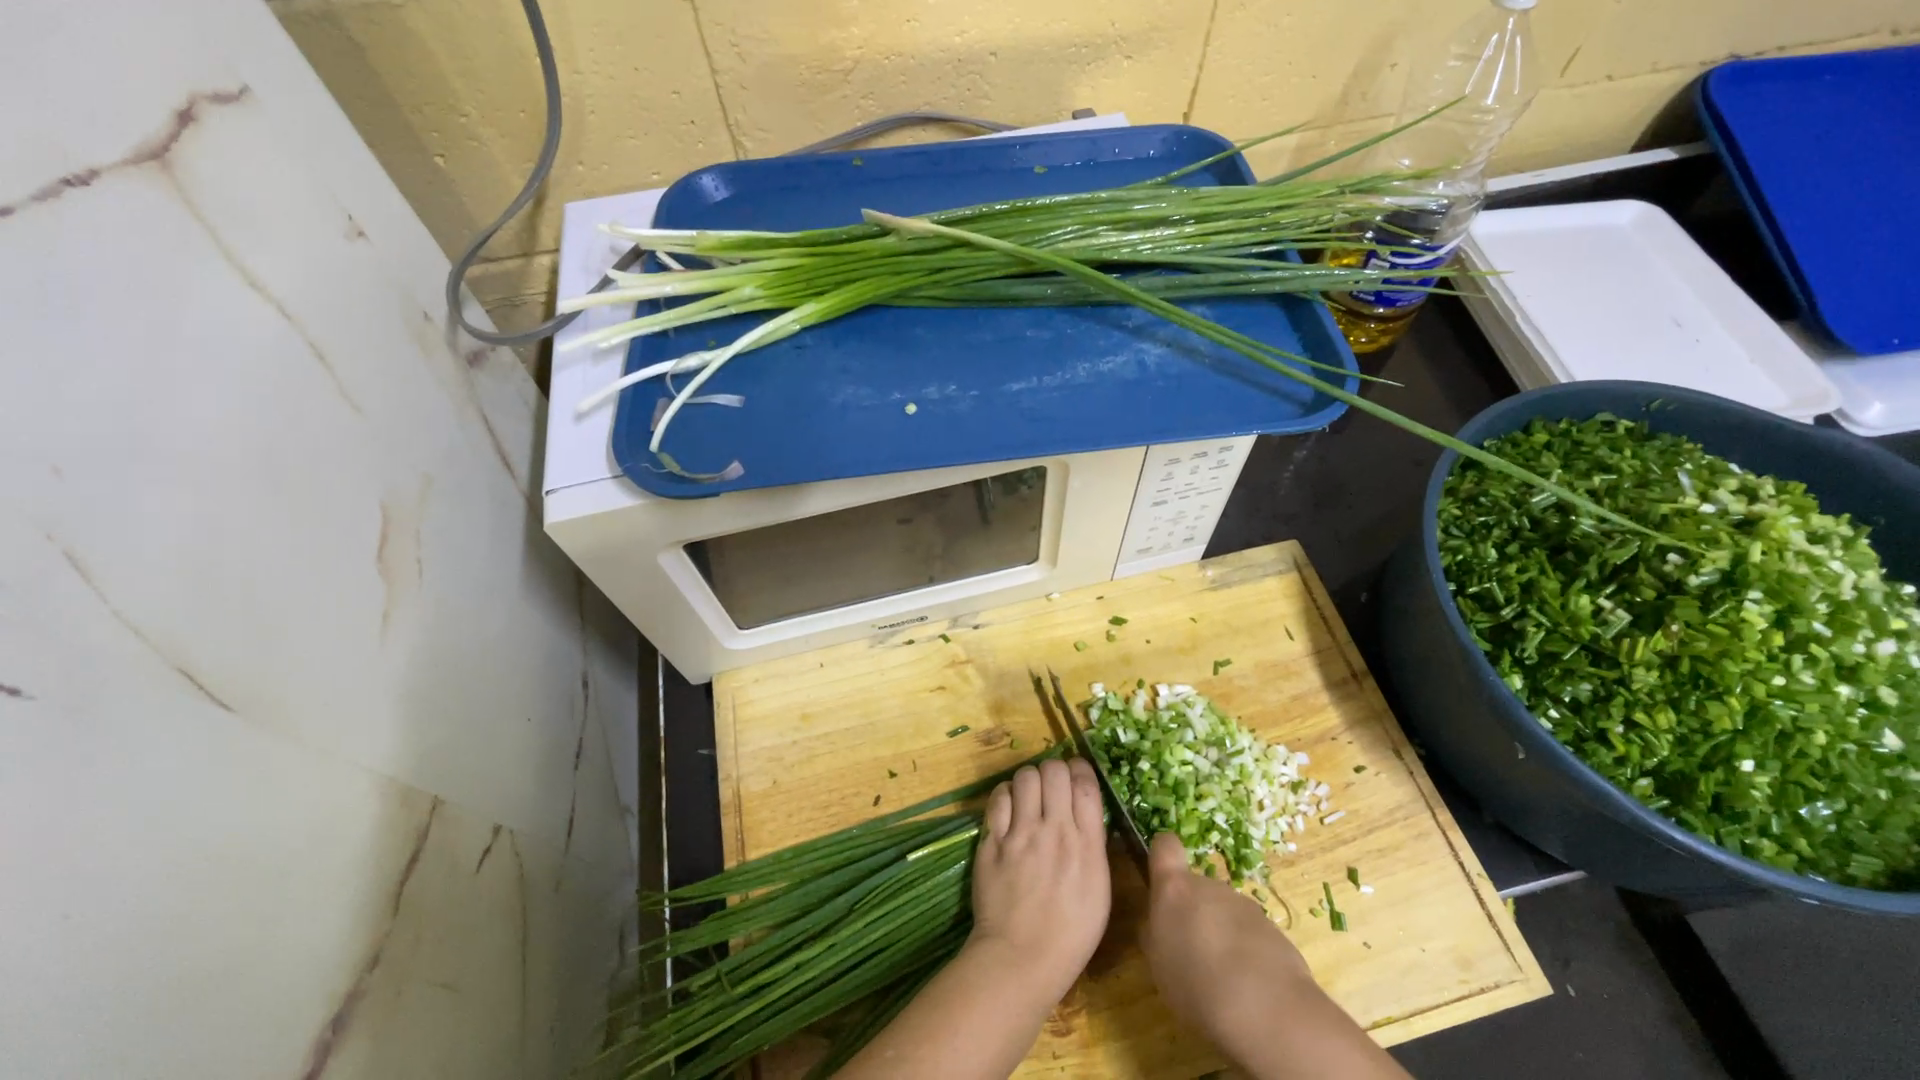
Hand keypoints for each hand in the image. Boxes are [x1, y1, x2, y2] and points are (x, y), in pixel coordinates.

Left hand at [967, 757, 1111, 1002]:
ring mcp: (1019, 833)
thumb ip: (1093, 847)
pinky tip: (1008, 807)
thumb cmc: (1070, 933)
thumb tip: (1086, 818)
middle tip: (1051, 786)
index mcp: (1086, 844)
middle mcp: (1053, 830)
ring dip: (1028, 780)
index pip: (1085, 783)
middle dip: (1054, 770)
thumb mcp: (1099, 889)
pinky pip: (998, 798)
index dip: (1081, 769)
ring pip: (1024, 777)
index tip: (1076, 774)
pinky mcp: (991, 841)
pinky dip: (1005, 794)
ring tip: (1028, 795)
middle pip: (1053, 771)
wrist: (1022, 957)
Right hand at [1142, 832, 1310, 1035]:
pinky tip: (1248, 988)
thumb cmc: (1194, 982)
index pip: (1165, 846)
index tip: (1160, 877)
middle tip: (1192, 953)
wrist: (1264, 1008)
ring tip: (1222, 978)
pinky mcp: (1276, 931)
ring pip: (1227, 913)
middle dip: (1195, 913)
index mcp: (1176, 889)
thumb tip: (1161, 924)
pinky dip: (1248, 954)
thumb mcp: (1158, 961)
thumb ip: (1157, 933)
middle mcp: (1212, 887)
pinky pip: (1252, 936)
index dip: (1162, 856)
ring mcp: (1246, 906)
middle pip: (1198, 888)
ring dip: (1223, 935)